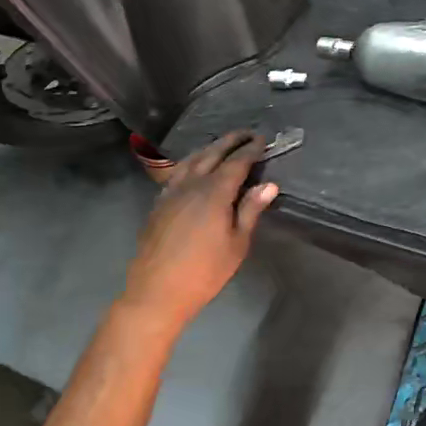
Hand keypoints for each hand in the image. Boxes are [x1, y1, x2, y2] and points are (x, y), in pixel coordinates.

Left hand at [120, 131, 277, 331]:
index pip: (236, 162)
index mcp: (215, 192)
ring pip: (192, 160)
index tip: (262, 139)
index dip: (250, 150)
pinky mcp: (160, 202)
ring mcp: (172, 191)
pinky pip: (177, 172)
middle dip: (231, 141)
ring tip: (223, 144)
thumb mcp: (237, 244)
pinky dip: (191, 162)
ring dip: (210, 148)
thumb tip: (268, 185)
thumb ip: (250, 210)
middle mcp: (192, 184)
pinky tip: (194, 167)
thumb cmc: (204, 271)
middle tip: (246, 133)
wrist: (156, 292)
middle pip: (213, 154)